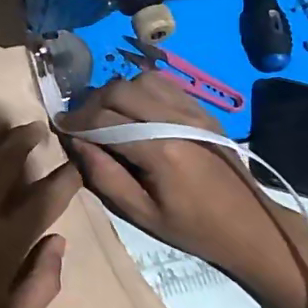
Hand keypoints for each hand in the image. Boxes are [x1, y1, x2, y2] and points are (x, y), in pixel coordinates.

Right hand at [58, 74, 307, 307]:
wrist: (248, 221)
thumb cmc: (193, 227)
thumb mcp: (142, 214)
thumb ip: (106, 176)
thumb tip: (77, 144)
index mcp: (161, 150)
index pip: (106, 120)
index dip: (77, 121)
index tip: (59, 125)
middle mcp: (176, 119)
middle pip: (120, 90)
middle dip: (93, 102)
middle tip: (80, 121)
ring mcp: (192, 109)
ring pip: (141, 79)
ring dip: (116, 91)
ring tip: (105, 113)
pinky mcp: (201, 107)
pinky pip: (164, 83)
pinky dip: (141, 88)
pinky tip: (133, 107)